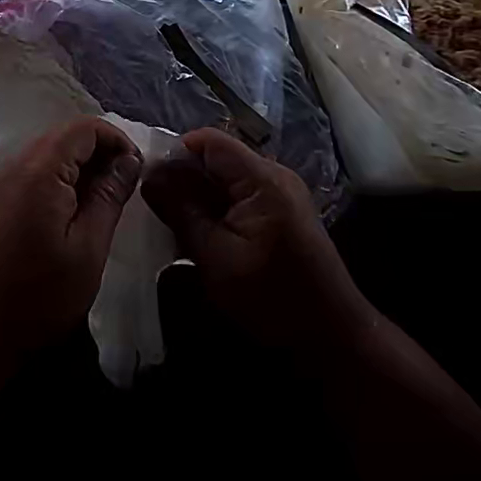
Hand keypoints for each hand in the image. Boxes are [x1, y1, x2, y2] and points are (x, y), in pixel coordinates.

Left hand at [0, 117, 142, 365]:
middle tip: (126, 192)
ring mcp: (2, 181)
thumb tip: (129, 160)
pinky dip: (61, 182)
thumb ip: (109, 196)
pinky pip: (35, 173)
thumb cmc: (37, 294)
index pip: (85, 127)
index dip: (118, 140)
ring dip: (82, 170)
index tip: (139, 173)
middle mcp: (16, 164)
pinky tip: (75, 216)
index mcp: (39, 169)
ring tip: (105, 207)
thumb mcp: (88, 248)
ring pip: (51, 154)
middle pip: (66, 137)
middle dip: (102, 154)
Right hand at [142, 128, 376, 359]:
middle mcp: (274, 176)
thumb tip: (149, 174)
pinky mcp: (280, 214)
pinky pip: (236, 196)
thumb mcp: (215, 255)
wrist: (333, 339)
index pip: (208, 141)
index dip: (173, 152)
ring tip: (168, 220)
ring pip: (223, 178)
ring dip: (195, 196)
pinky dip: (213, 208)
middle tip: (152, 205)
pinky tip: (197, 233)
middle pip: (215, 157)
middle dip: (181, 176)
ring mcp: (279, 195)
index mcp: (262, 179)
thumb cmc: (273, 298)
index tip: (147, 179)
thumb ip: (180, 209)